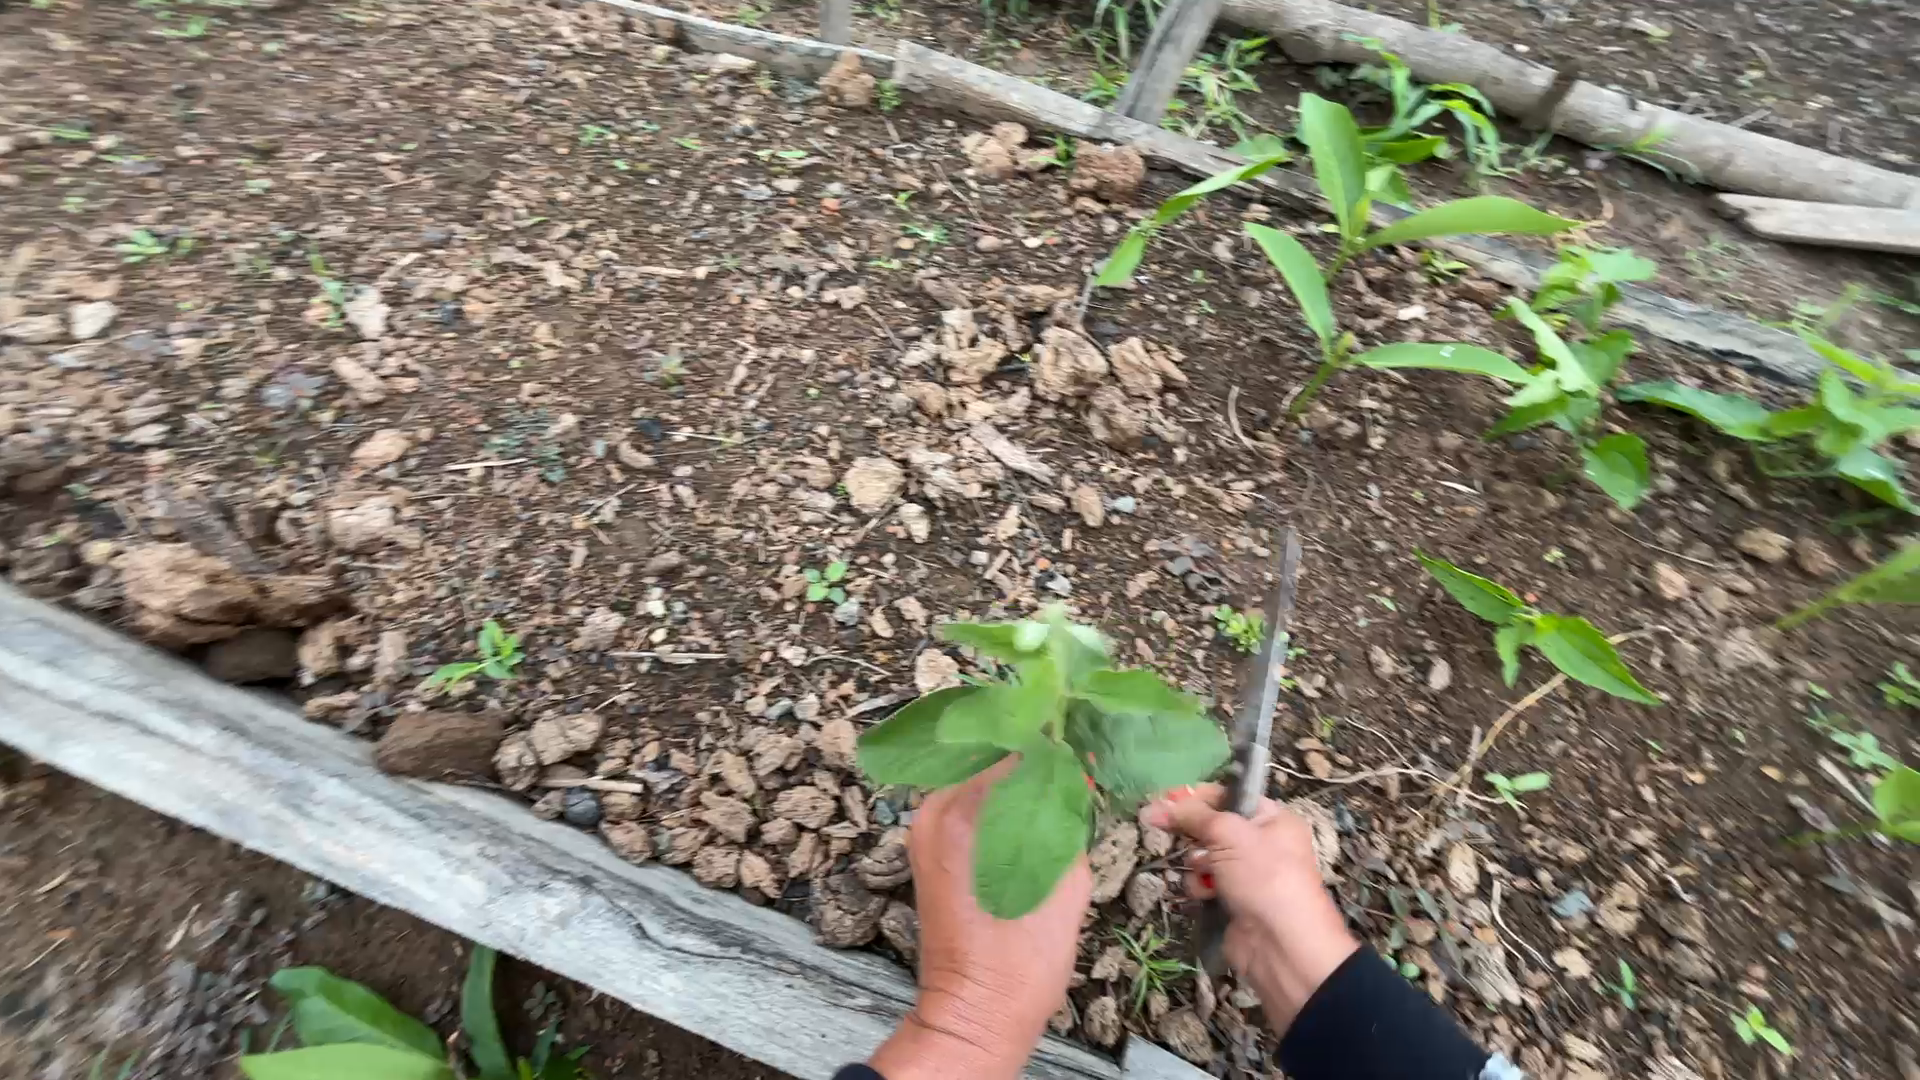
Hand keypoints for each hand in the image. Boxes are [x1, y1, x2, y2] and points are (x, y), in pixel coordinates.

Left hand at [869, 760, 1091, 1079]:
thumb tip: (1076, 770)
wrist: (975, 1012)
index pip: (1016, 751)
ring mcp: (924, 824)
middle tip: (1072, 763)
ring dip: (1014, 778)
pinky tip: (1027, 809)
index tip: (1081, 746)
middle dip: (1032, 759)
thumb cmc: (1024, 956)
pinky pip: (966, 802)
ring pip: (978, 778)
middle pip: (991, 759)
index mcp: (964, 810)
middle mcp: (935, 807)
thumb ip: (1068, 815)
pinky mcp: (926, 843)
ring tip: (1053, 785)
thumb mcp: (1064, 879)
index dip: (1053, 747)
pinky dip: (995, 800)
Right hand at [1139, 784, 1358, 1032]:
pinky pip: (1204, 882)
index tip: (1164, 799)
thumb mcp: (1228, 834)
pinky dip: (1201, 886)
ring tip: (1204, 873)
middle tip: (1162, 826)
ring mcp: (1246, 873)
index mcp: (1271, 818)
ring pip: (1203, 854)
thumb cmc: (1263, 877)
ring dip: (1197, 862)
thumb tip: (1153, 806)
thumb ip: (1190, 815)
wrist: (1283, 947)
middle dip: (1191, 831)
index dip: (1195, 796)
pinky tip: (1207, 894)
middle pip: (1211, 825)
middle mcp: (1261, 842)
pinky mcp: (1232, 900)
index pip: (1226, 795)